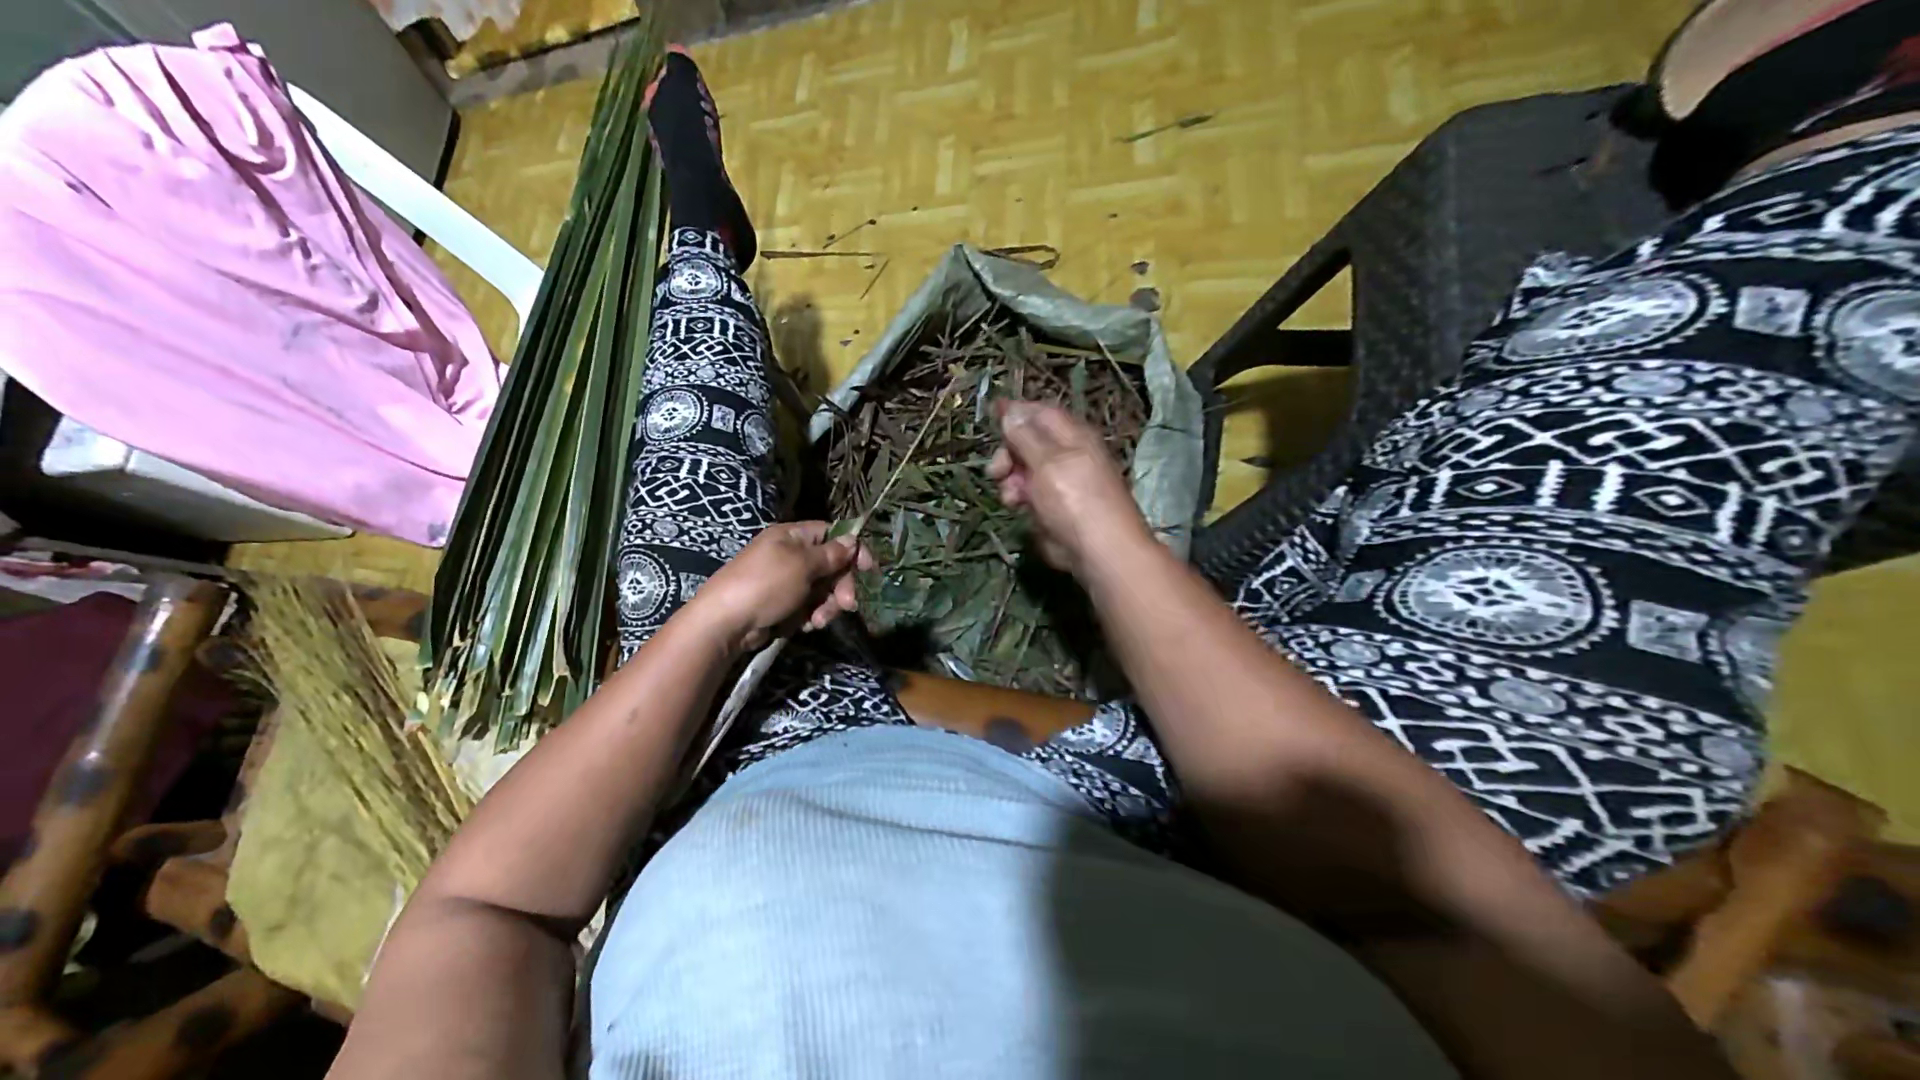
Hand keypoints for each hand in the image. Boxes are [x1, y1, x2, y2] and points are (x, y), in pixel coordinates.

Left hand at [682, 522, 875, 654]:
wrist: (726, 622)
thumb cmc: (766, 584)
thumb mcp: (803, 565)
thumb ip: (831, 554)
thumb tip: (853, 540)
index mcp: (792, 536)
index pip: (832, 534)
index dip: (852, 550)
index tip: (869, 568)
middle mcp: (790, 555)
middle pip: (831, 565)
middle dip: (841, 585)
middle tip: (846, 604)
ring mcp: (786, 581)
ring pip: (823, 590)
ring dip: (827, 605)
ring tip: (817, 620)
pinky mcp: (782, 604)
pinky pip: (809, 606)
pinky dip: (811, 616)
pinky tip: (804, 625)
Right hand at [988, 400, 1154, 576]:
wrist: (1099, 550)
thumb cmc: (1074, 500)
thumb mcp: (1046, 461)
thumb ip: (1025, 435)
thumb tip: (1011, 410)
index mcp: (1072, 435)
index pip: (1040, 412)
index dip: (1016, 411)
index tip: (992, 413)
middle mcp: (1068, 455)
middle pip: (1028, 442)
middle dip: (1008, 454)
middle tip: (996, 472)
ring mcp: (1062, 482)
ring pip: (1025, 471)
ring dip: (1011, 480)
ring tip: (1011, 498)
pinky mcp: (1056, 507)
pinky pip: (1031, 494)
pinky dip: (1021, 499)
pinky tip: (1018, 508)